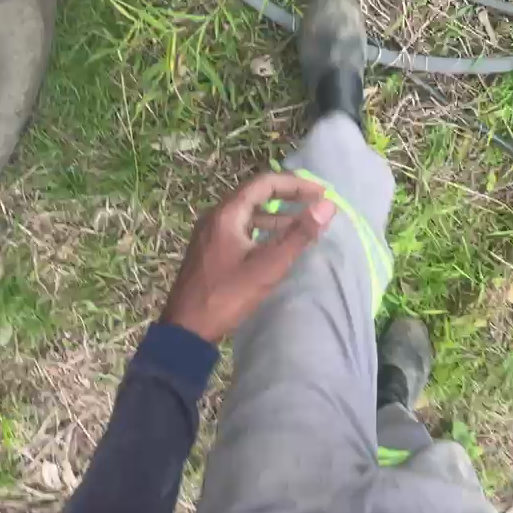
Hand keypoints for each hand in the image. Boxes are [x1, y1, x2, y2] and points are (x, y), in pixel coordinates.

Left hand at [160, 172, 336, 343]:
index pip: (265, 183)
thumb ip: (299, 234)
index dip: (296, 184)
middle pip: (256, 194)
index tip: (322, 193)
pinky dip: (262, 229)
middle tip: (316, 203)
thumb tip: (327, 206)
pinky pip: (240, 228)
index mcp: (227, 214)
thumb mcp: (268, 266)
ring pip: (248, 213)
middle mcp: (216, 216)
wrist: (185, 328)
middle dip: (288, 196)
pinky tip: (277, 243)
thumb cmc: (227, 295)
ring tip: (303, 223)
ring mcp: (210, 232)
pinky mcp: (210, 248)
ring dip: (276, 214)